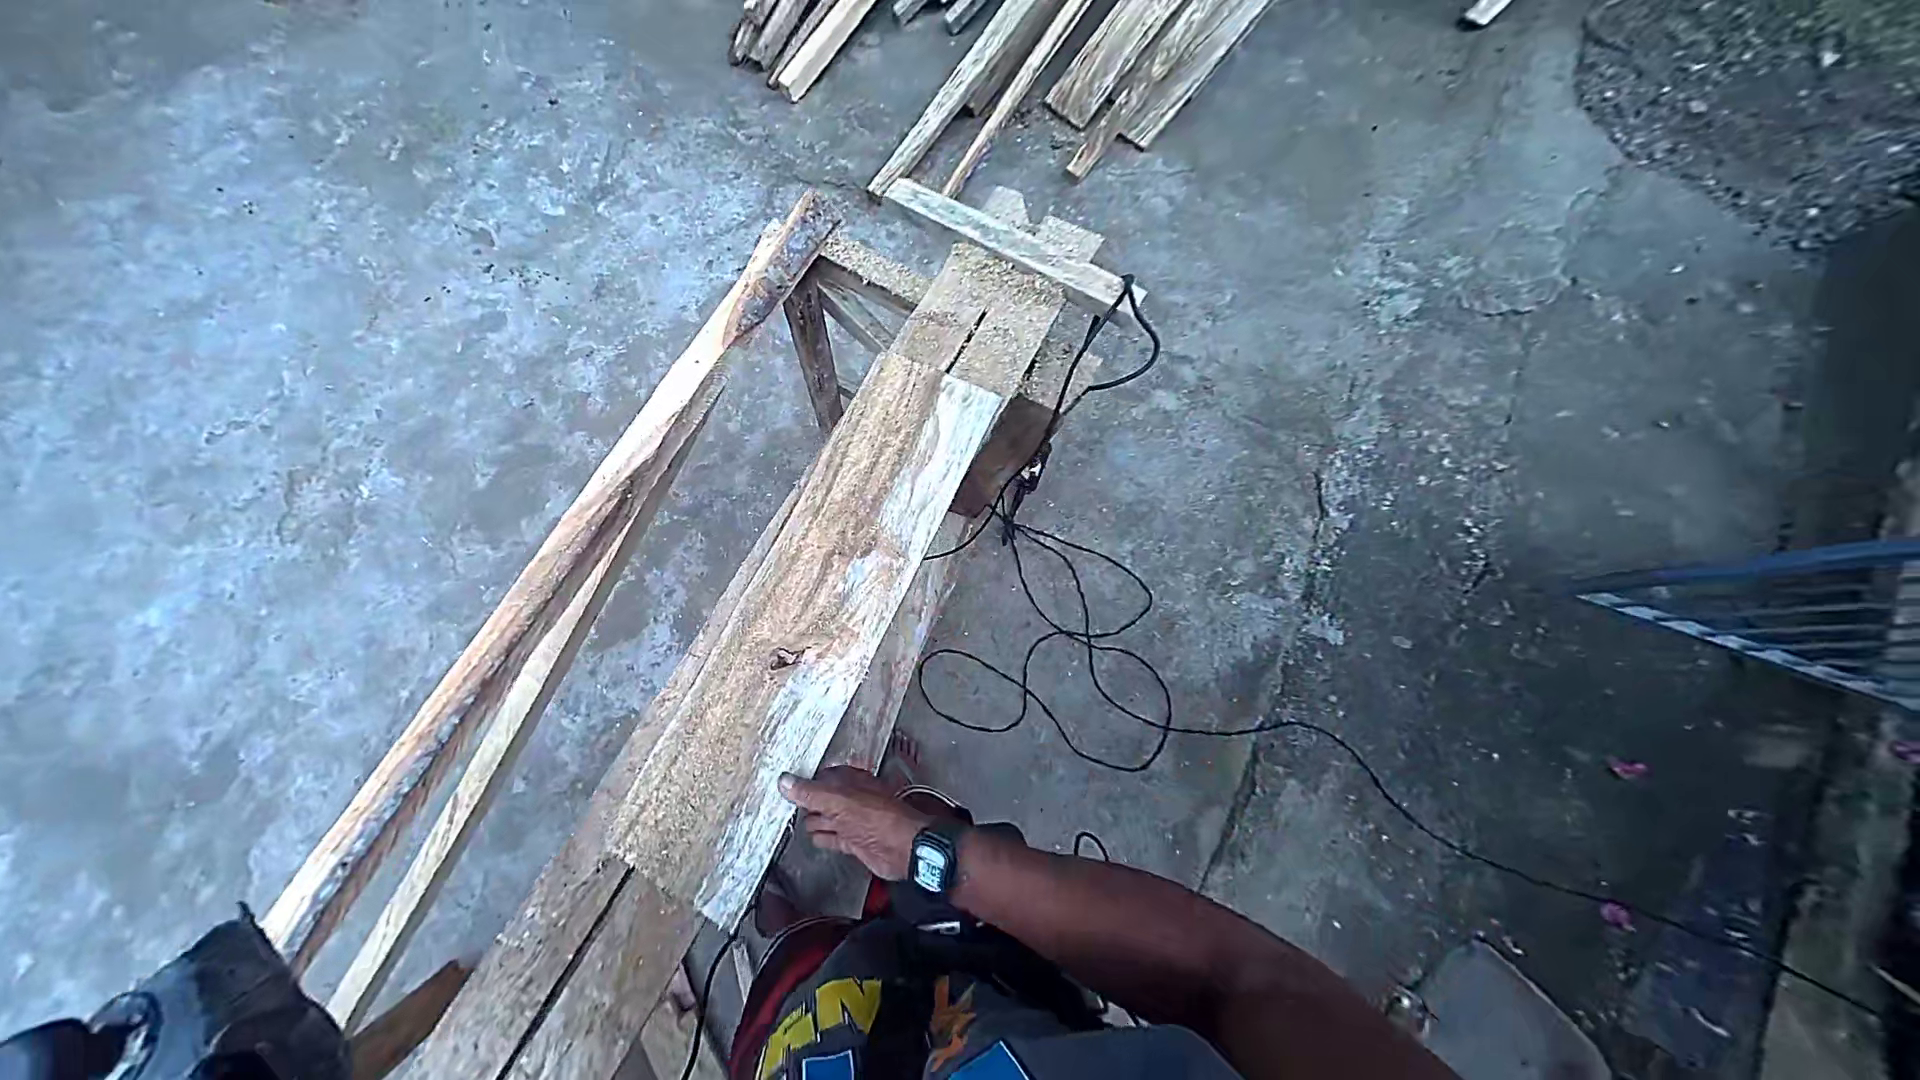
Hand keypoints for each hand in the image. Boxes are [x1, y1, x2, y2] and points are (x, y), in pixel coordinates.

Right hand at [779, 766, 932, 880]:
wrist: (902, 848)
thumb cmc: (878, 819)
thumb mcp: (839, 802)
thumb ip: (811, 793)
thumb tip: (785, 781)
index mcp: (851, 782)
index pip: (823, 777)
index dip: (806, 781)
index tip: (787, 784)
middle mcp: (852, 799)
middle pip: (824, 799)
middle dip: (807, 801)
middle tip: (788, 802)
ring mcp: (854, 821)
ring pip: (828, 818)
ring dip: (813, 820)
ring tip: (798, 821)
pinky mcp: (855, 841)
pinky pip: (833, 837)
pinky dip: (822, 837)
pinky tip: (814, 838)